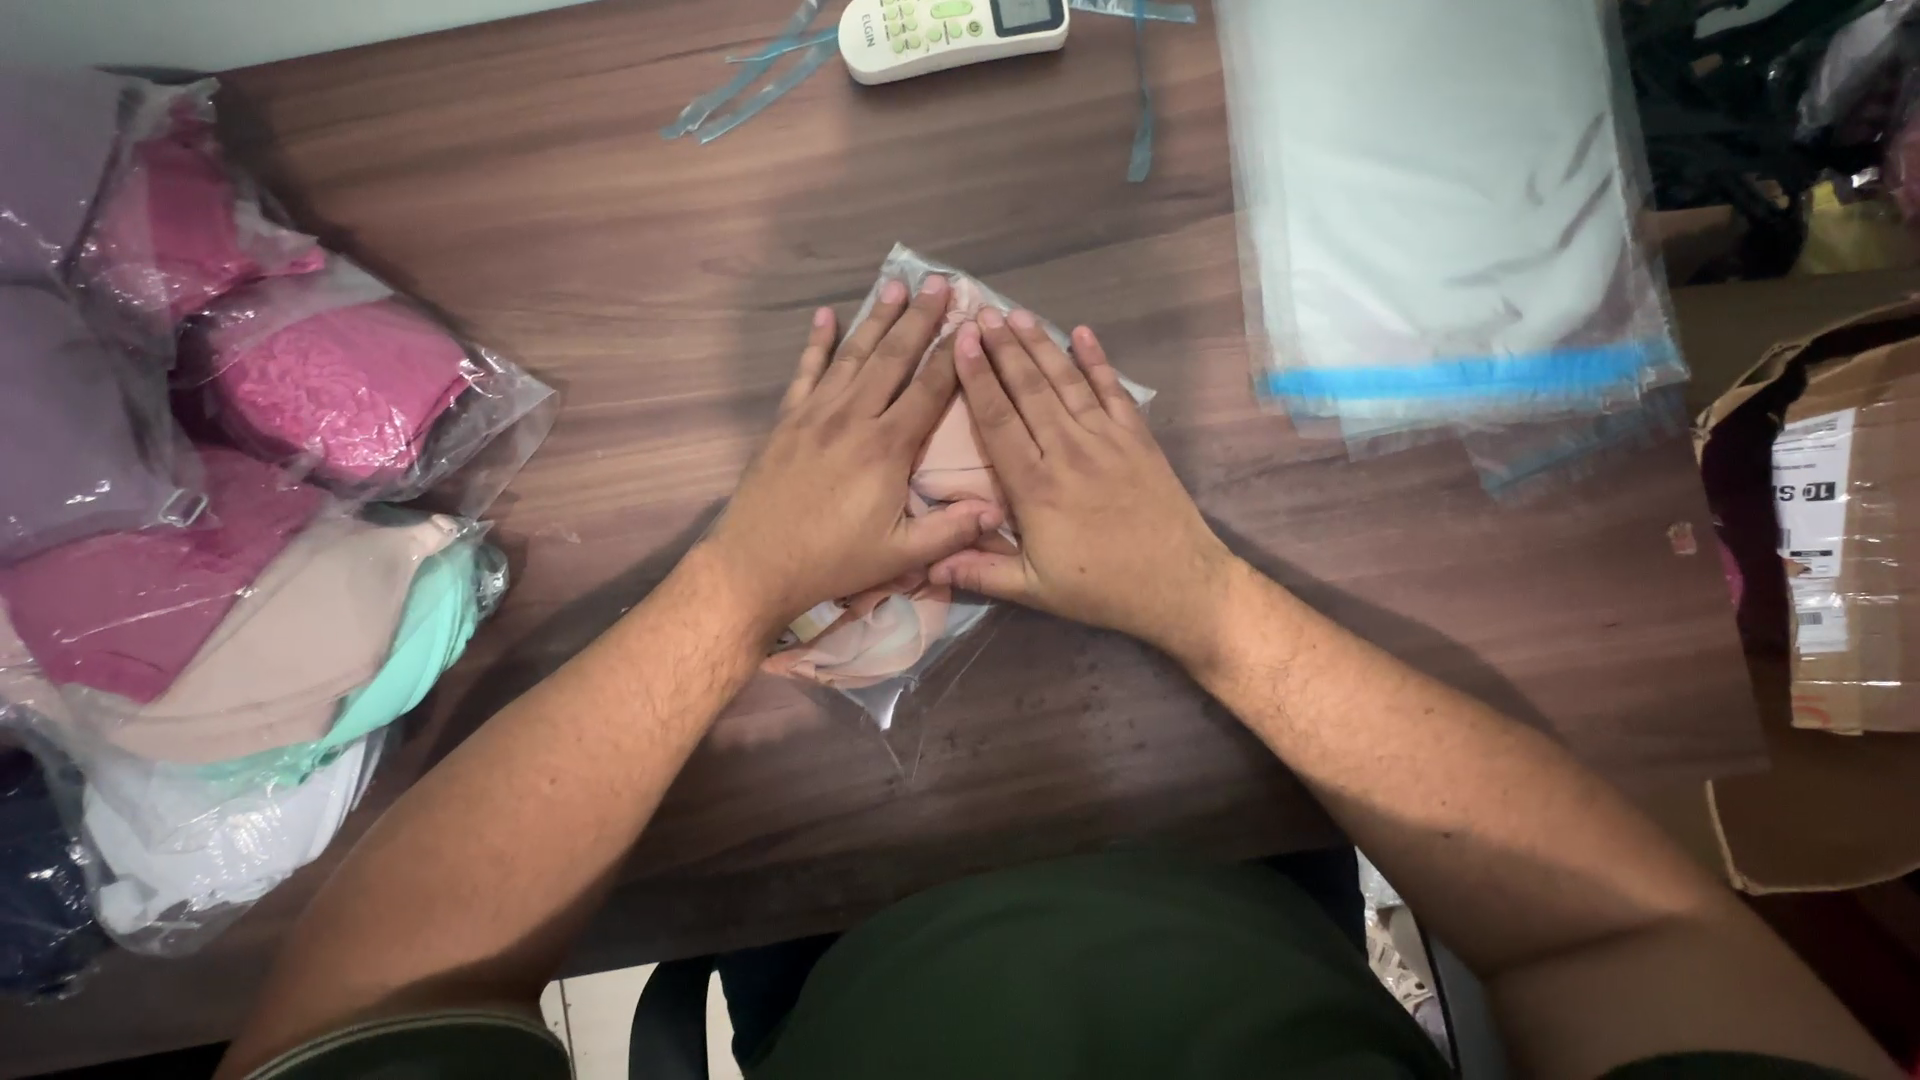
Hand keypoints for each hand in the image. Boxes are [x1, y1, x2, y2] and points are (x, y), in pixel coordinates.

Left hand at [702, 275, 1001, 636]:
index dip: (953, 355)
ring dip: (876, 319)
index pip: (929, 389)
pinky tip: (825, 315)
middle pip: (893, 358)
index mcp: (886, 447)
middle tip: (939, 282)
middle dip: (919, 319)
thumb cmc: (833, 561)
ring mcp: (815, 414)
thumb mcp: (900, 555)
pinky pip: (805, 371)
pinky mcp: (786, 420)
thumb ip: (950, 532)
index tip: (971, 322)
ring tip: (896, 286)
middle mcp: (853, 417)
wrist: (757, 563)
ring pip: (852, 356)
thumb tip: (997, 511)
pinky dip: (817, 342)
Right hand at [927, 310, 1239, 667]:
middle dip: (1003, 349)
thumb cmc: (1101, 589)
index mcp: (1035, 486)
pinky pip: (1113, 390)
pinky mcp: (1137, 439)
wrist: (1178, 584)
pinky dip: (1097, 361)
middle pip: (1029, 390)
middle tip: (981, 312)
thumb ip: (980, 571)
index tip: (960, 342)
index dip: (976, 379)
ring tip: (1017, 314)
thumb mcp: (1034, 590)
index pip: (997, 421)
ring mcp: (1107, 440)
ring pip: (1066, 382)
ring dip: (1040, 346)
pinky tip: (1082, 334)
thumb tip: (926, 565)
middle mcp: (1068, 451)